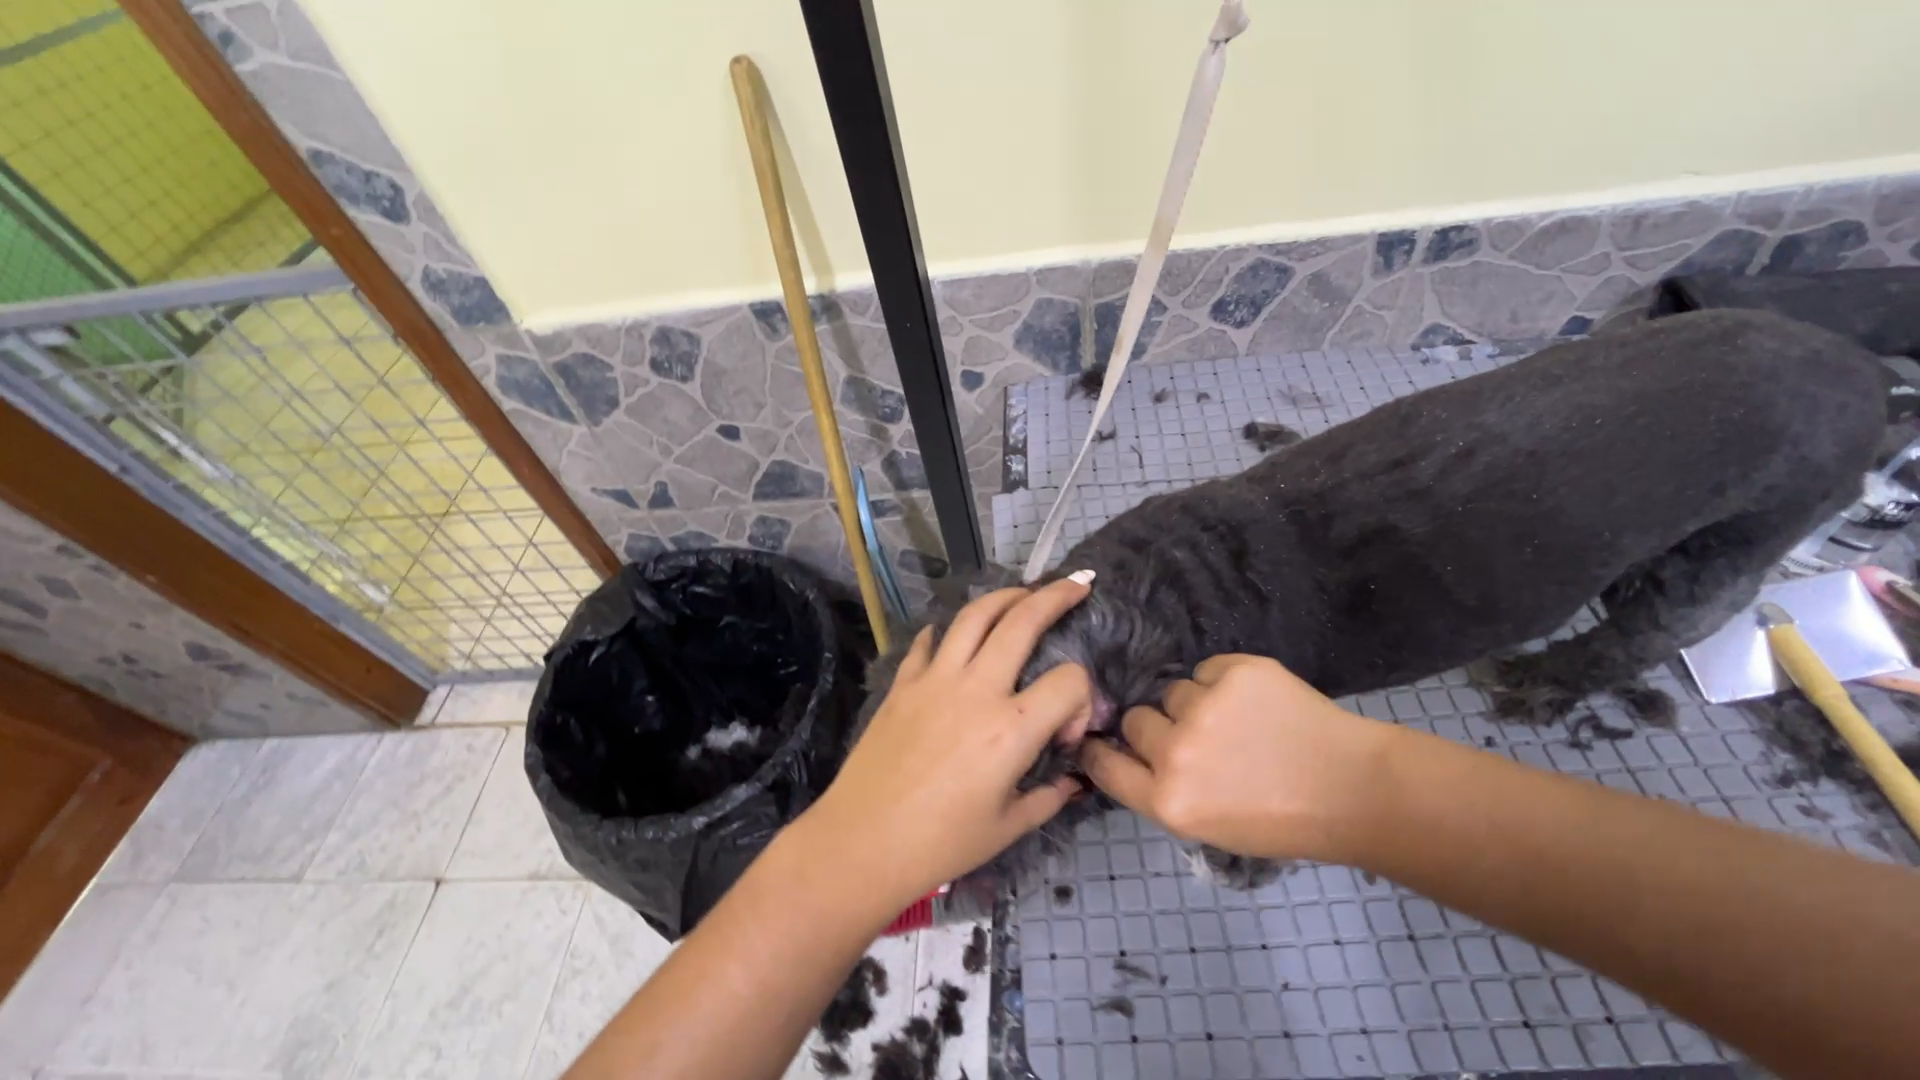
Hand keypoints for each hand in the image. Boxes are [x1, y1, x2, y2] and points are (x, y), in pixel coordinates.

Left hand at [794, 573, 1096, 912]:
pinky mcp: (903, 684)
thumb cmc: (941, 844)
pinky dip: (947, 631)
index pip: (1070, 681)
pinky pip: (929, 643)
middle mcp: (977, 690)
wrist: (861, 841)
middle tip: (1077, 584)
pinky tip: (953, 634)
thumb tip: (1073, 782)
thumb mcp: (1008, 828)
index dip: (1082, 701)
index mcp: (1013, 729)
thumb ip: (1048, 797)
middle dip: (1056, 595)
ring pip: (974, 616)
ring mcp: (935, 680)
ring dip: (1005, 597)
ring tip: (1023, 593)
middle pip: (1023, 620)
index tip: (1067, 735)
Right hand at [1080, 654, 1389, 864]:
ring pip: (1174, 692)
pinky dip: (1226, 683)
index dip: (1098, 748)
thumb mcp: (1207, 826)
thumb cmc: (1281, 821)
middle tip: (1201, 742)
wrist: (1354, 790)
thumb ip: (1163, 791)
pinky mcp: (1236, 672)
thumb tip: (1130, 750)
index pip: (1105, 764)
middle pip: (1136, 720)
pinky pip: (1208, 669)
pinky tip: (1258, 705)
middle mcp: (1176, 754)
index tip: (1098, 738)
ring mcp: (1205, 708)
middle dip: (1160, 728)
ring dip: (1196, 704)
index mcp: (1168, 802)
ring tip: (1240, 724)